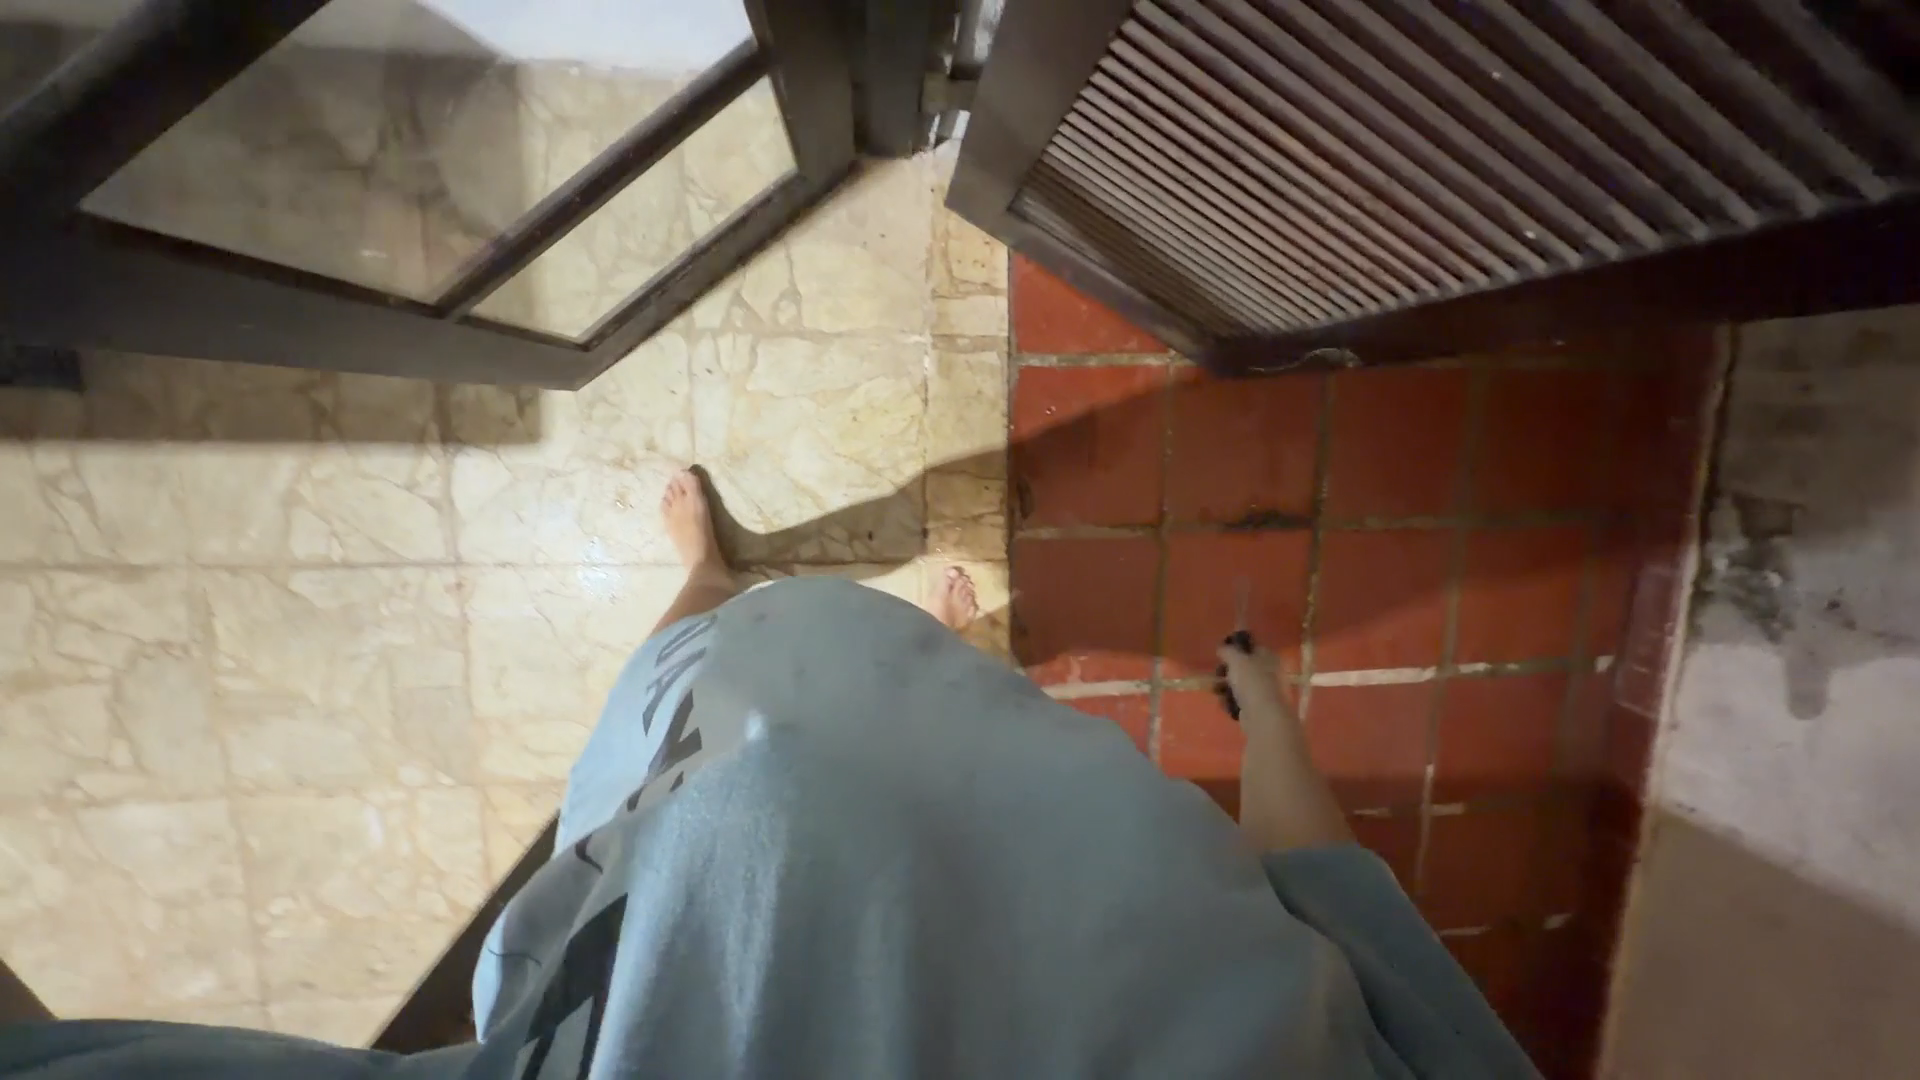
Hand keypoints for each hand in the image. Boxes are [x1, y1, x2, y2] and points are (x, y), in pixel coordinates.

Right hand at [1215, 643, 1297, 729]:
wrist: (1263, 716)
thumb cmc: (1252, 682)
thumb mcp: (1236, 660)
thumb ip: (1228, 650)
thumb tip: (1222, 648)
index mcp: (1268, 656)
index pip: (1252, 645)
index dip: (1236, 645)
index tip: (1222, 650)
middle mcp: (1269, 671)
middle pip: (1244, 665)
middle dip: (1228, 669)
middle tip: (1218, 672)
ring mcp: (1264, 690)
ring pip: (1240, 684)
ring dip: (1226, 686)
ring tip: (1217, 689)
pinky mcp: (1257, 707)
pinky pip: (1239, 700)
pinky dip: (1230, 701)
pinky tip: (1225, 703)